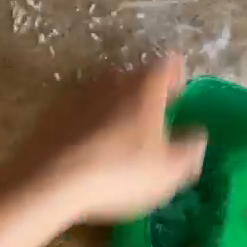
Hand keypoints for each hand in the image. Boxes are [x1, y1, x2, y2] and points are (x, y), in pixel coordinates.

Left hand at [6, 55, 207, 224]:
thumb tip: (198, 136)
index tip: (179, 92)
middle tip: (154, 118)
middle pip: (136, 76)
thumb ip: (190, 150)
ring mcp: (79, 92)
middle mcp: (114, 79)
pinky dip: (89, 122)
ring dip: (116, 107)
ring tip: (121, 135)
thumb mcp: (169, 171)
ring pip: (106, 92)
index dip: (176, 76)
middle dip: (146, 93)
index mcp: (146, 87)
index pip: (168, 65)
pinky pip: (81, 111)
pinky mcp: (52, 111)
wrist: (48, 181)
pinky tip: (90, 148)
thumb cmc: (119, 172)